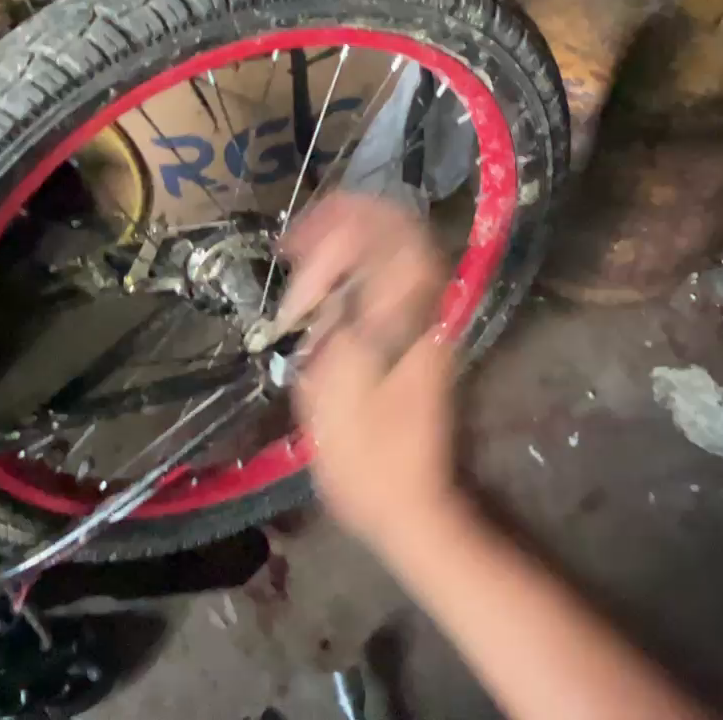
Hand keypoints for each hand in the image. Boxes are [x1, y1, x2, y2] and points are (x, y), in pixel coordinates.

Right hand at [277, 195, 467, 546]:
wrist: (408, 504)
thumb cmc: (364, 455)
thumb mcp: (336, 388)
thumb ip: (338, 321)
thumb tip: (338, 275)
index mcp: (406, 318)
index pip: (392, 235)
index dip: (347, 218)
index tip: (299, 237)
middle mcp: (425, 311)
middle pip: (400, 235)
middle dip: (345, 226)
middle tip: (297, 246)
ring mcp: (426, 324)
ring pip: (396, 256)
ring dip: (349, 248)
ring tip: (303, 266)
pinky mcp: (416, 341)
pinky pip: (391, 284)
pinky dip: (356, 275)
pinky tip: (324, 295)